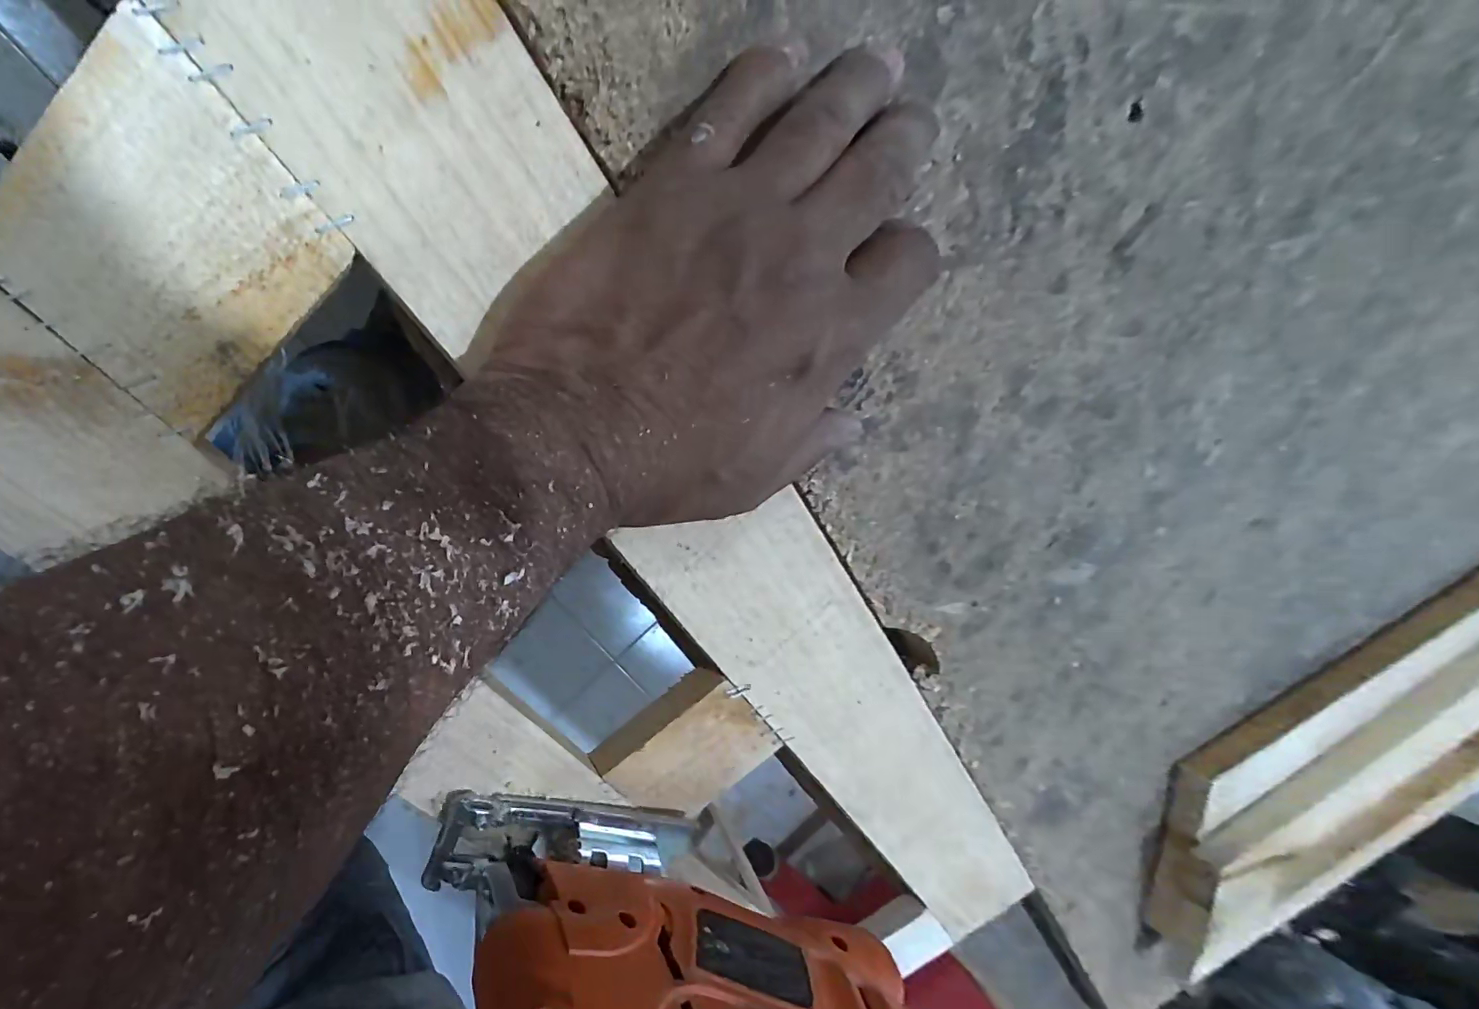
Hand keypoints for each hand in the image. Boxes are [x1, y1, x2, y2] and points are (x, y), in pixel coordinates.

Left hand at [474, 44, 941, 526]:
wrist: (567, 433)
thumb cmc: (663, 466)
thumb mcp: (753, 478)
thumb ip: (809, 443)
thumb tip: (850, 424)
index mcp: (831, 334)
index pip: (910, 260)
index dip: (907, 251)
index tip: (887, 253)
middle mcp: (802, 257)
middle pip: (880, 169)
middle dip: (903, 141)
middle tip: (906, 124)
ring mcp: (736, 212)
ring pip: (820, 121)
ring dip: (857, 86)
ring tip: (874, 69)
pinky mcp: (669, 189)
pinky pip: (728, 108)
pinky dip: (758, 75)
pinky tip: (776, 58)